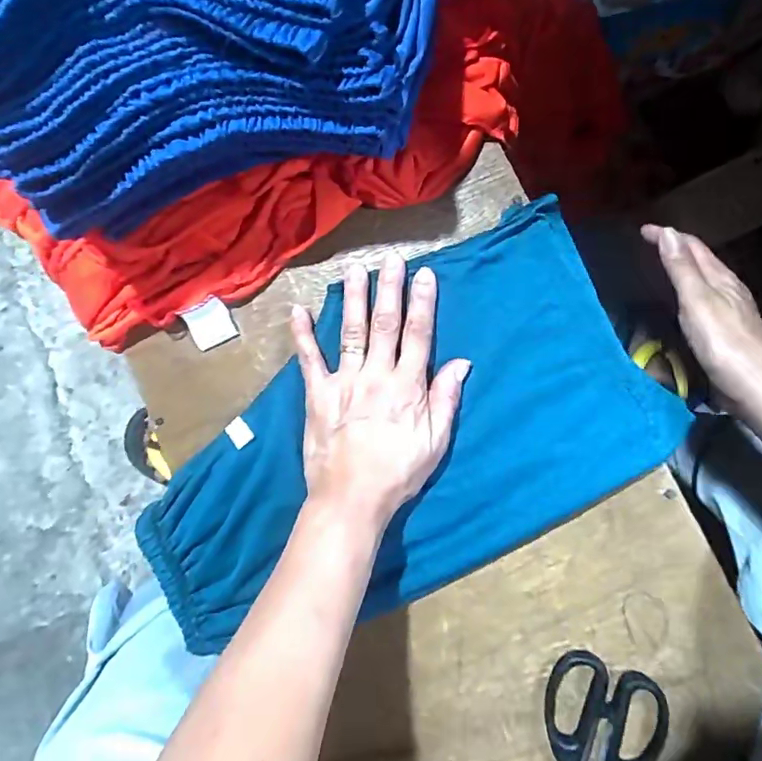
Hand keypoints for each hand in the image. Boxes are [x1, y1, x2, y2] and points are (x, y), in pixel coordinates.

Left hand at [291, 249, 469, 530]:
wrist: (351, 500)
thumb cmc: (399, 472)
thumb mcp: (436, 441)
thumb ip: (446, 398)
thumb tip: (463, 362)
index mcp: (408, 386)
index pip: (419, 334)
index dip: (423, 302)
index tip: (425, 275)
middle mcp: (377, 375)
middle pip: (385, 324)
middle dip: (389, 289)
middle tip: (391, 259)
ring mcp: (345, 382)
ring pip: (350, 331)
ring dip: (352, 299)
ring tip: (354, 270)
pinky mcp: (318, 395)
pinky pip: (309, 360)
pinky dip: (302, 335)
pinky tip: (298, 310)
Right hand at [641, 225, 761, 407]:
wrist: (758, 391)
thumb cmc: (725, 345)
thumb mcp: (698, 303)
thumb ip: (682, 269)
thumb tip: (669, 232)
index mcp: (722, 279)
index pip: (693, 246)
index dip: (668, 235)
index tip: (642, 231)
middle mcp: (730, 290)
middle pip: (702, 260)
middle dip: (676, 247)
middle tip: (650, 246)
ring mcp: (734, 312)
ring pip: (706, 280)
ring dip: (684, 269)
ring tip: (662, 269)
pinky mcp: (731, 333)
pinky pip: (706, 300)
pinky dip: (690, 292)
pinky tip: (684, 305)